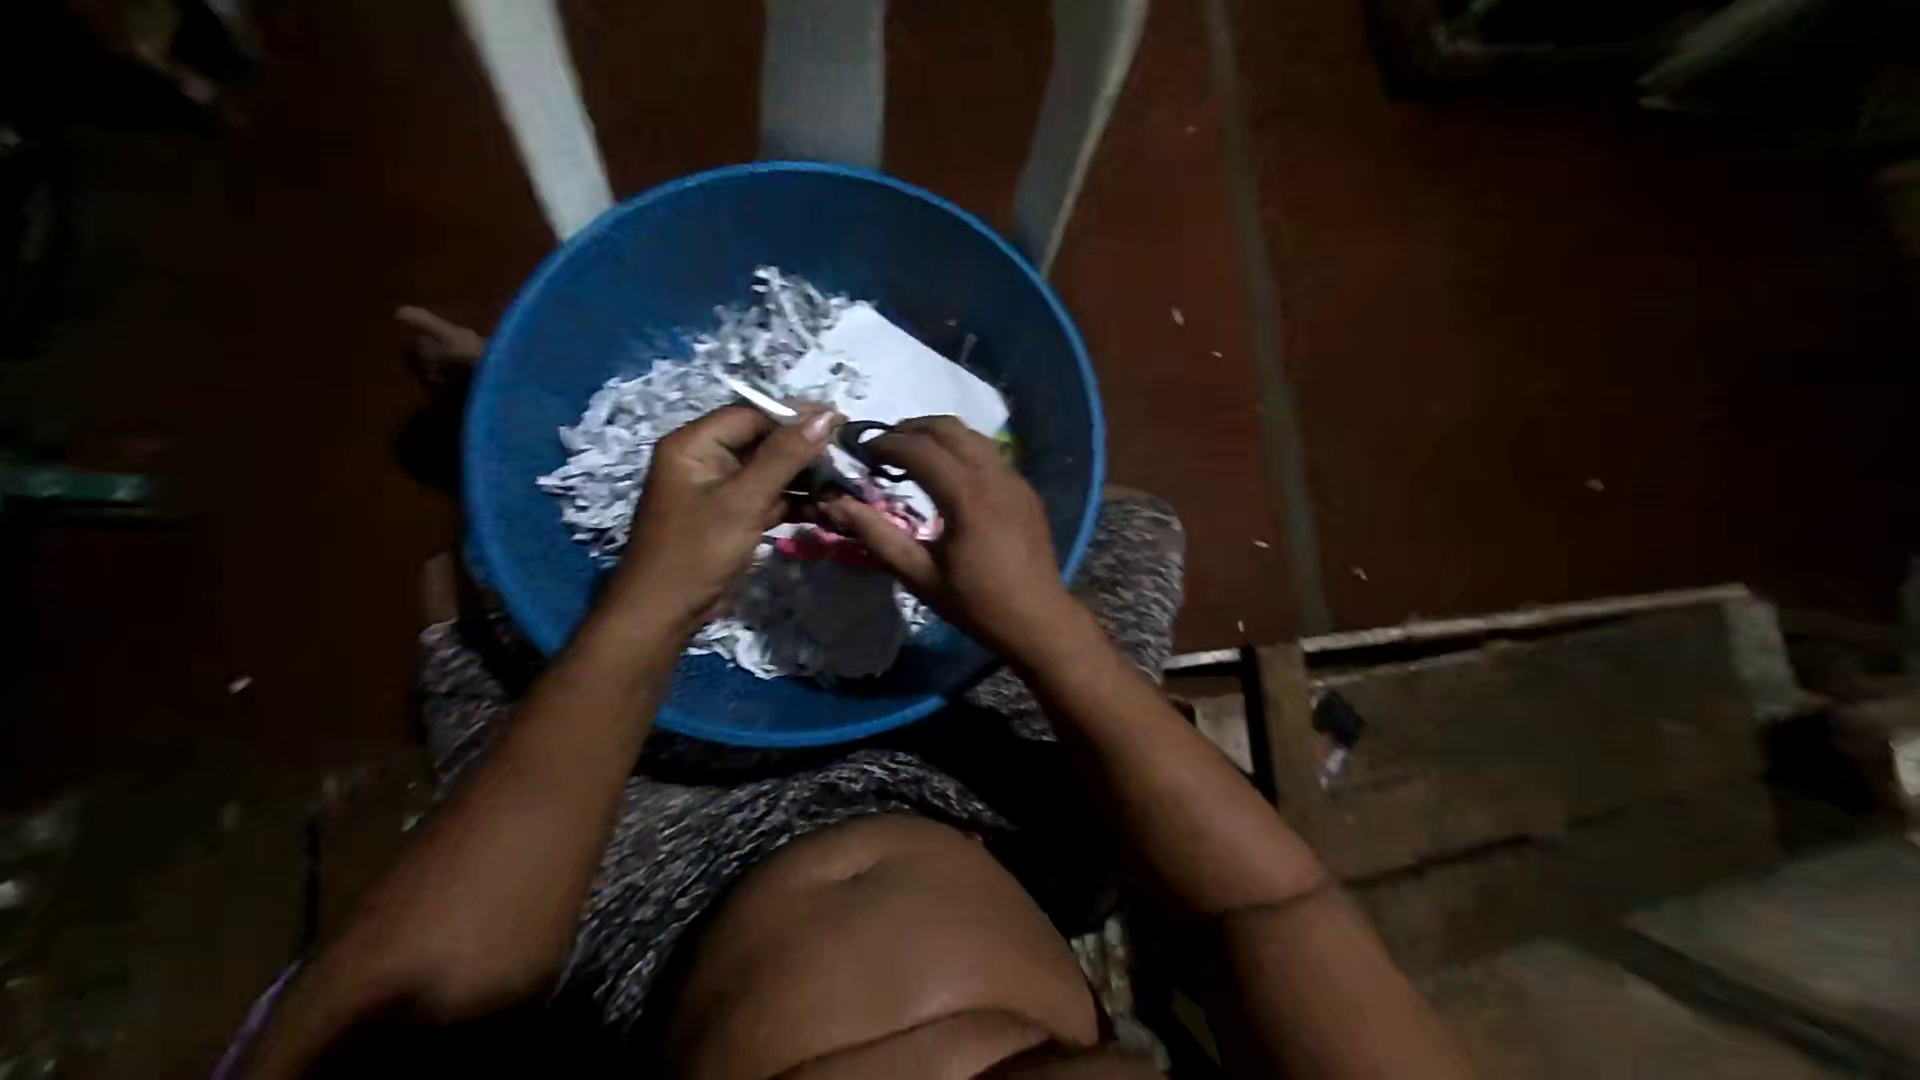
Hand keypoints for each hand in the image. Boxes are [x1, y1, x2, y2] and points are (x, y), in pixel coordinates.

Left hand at [607, 405, 839, 629]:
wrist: (665, 612)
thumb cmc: (697, 549)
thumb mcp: (744, 499)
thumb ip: (785, 456)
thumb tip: (825, 417)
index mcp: (694, 445)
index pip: (751, 415)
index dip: (794, 416)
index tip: (837, 422)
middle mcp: (705, 460)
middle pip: (763, 442)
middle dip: (804, 449)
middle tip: (845, 454)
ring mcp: (720, 490)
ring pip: (770, 472)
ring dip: (804, 477)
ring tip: (843, 481)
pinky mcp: (733, 517)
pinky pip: (768, 498)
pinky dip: (794, 501)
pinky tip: (827, 506)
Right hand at [821, 416, 1080, 659]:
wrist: (1038, 621)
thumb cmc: (976, 604)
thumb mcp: (919, 575)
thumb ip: (876, 535)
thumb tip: (834, 505)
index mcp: (967, 497)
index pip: (920, 449)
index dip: (886, 443)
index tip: (861, 451)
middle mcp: (995, 476)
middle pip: (948, 428)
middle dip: (910, 428)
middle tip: (882, 446)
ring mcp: (1016, 480)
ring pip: (973, 435)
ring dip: (938, 435)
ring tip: (910, 454)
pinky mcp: (1026, 490)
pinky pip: (990, 454)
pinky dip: (962, 450)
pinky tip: (947, 474)